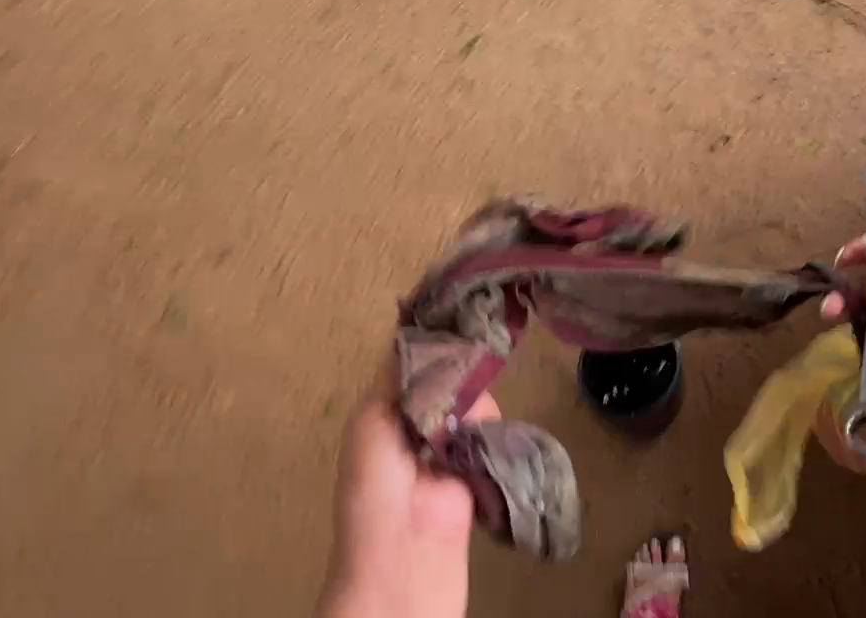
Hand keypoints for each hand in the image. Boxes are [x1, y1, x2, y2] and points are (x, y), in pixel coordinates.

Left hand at [316, 358, 498, 617]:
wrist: (405, 557)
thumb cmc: (376, 490)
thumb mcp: (372, 423)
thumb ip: (397, 377)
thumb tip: (427, 333)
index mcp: (388, 409)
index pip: (417, 359)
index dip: (436, 337)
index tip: (460, 308)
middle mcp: (419, 419)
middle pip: (451, 373)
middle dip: (459, 371)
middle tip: (462, 378)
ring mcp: (451, 440)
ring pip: (475, 396)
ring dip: (473, 405)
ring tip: (464, 428)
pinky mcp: (480, 458)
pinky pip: (493, 426)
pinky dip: (492, 426)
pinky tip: (484, 437)